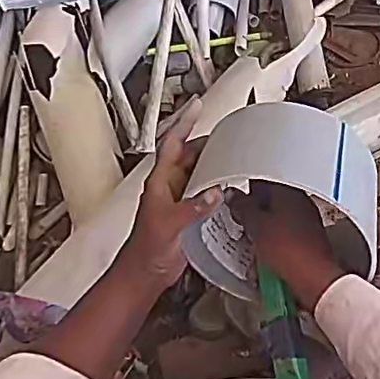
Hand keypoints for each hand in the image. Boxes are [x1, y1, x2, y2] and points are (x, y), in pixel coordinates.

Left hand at [114, 102, 221, 291]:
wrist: (145, 273)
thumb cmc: (146, 248)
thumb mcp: (168, 224)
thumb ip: (192, 208)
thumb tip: (213, 193)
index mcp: (159, 181)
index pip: (172, 144)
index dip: (184, 123)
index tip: (196, 106)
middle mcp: (169, 186)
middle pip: (190, 155)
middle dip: (208, 142)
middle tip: (228, 133)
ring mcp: (179, 199)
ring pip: (199, 172)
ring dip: (214, 163)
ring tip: (234, 155)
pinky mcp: (189, 213)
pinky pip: (206, 192)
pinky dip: (218, 187)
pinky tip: (231, 187)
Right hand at [234, 182, 345, 310]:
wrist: (314, 279)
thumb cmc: (285, 249)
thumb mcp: (255, 226)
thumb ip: (242, 207)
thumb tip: (232, 194)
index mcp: (287, 191)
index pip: (259, 182)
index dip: (243, 194)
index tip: (232, 206)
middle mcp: (300, 201)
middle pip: (269, 199)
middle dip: (253, 210)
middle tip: (239, 223)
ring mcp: (307, 219)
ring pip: (278, 215)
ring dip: (263, 224)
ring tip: (251, 239)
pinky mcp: (310, 237)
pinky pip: (286, 230)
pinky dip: (274, 236)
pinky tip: (266, 249)